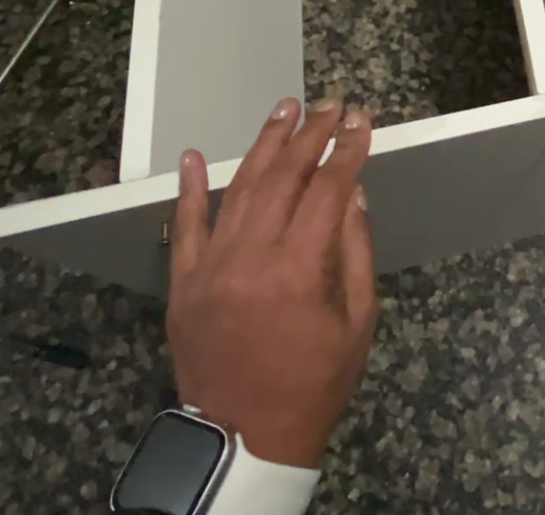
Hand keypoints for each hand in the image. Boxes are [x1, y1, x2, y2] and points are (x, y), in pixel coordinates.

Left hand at [168, 97, 378, 467]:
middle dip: (311, 136)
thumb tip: (353, 195)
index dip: (348, 151)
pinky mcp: (182, 286)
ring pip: (239, 190)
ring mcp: (209, 270)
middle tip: (330, 105)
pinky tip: (198, 156)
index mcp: (298, 270)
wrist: (245, 439)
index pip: (328, 190)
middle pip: (283, 178)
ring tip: (285, 108)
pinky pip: (184, 229)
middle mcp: (249, 259)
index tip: (362, 121)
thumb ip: (355, 252)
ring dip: (265, 145)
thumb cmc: (316, 381)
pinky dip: (191, 190)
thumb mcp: (358, 319)